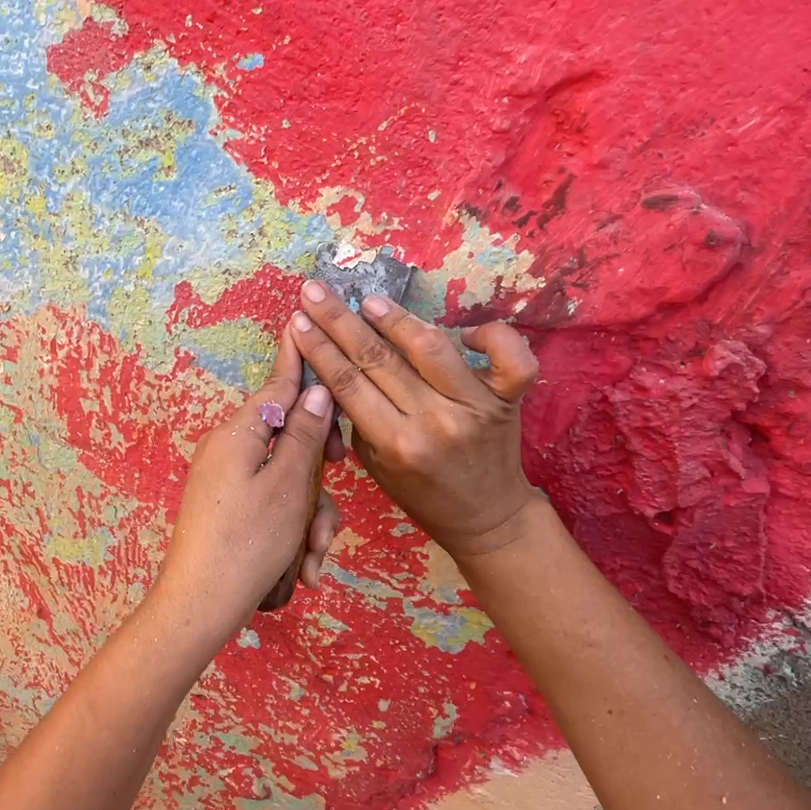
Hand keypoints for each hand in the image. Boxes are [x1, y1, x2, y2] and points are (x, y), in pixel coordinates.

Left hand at [149, 325, 343, 641]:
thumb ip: (304, 435)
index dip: (300, 362)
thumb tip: (314, 390)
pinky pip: (271, 506)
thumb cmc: (248, 540)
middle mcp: (229, 447)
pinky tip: (301, 570)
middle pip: (290, 442)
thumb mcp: (289, 486)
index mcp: (239, 432)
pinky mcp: (228, 507)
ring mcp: (226, 479)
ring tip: (311, 558)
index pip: (278, 385)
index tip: (305, 324)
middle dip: (319, 482)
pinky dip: (291, 533)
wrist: (200, 605)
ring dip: (309, 519)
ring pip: (288, 482)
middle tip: (330, 514)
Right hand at [289, 280, 539, 559]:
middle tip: (315, 291)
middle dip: (339, 320)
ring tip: (369, 300)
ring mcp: (474, 408)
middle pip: (377, 359)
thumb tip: (329, 365)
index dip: (319, 347)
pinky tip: (464, 330)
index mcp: (394, 444)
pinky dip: (492, 336)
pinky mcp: (508, 401)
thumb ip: (355, 417)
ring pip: (431, 349)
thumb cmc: (420, 491)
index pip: (347, 383)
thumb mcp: (373, 464)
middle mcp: (434, 423)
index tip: (298, 320)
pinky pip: (512, 359)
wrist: (486, 518)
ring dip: (395, 319)